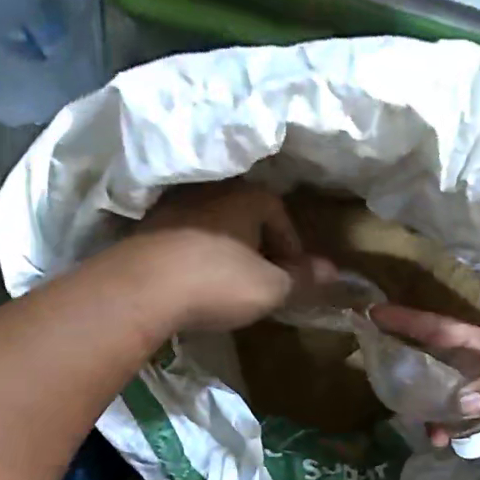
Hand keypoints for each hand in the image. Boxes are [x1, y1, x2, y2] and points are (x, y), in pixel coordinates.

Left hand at [135, 179, 333, 331]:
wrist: (142, 289)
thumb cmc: (217, 282)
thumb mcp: (270, 288)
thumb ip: (303, 280)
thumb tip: (337, 273)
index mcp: (246, 196)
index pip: (279, 214)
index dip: (291, 247)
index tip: (293, 276)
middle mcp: (210, 190)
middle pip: (246, 216)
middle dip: (259, 246)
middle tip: (265, 279)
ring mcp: (174, 206)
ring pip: (213, 226)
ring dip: (227, 250)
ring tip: (231, 282)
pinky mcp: (147, 228)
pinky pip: (185, 238)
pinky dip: (197, 256)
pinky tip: (197, 282)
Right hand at [370, 304, 479, 468]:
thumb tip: (459, 399)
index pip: (444, 329)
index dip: (412, 321)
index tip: (378, 312)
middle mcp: (472, 367)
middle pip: (429, 357)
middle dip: (403, 356)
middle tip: (372, 355)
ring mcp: (468, 396)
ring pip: (430, 393)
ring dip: (419, 403)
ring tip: (414, 413)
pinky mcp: (466, 423)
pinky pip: (440, 422)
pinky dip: (435, 429)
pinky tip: (440, 439)